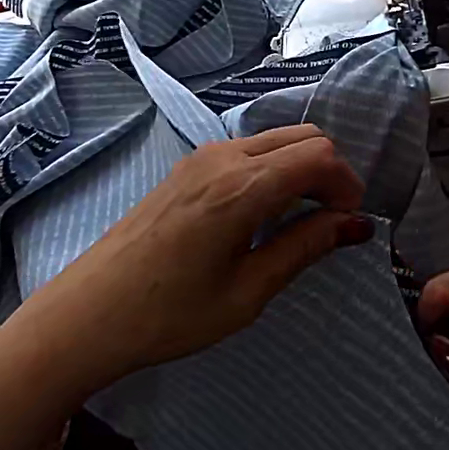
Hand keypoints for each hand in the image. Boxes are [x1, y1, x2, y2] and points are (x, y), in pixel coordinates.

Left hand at [0, 126, 370, 449]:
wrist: (94, 308)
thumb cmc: (171, 313)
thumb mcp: (247, 292)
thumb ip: (303, 248)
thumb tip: (355, 223)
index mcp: (241, 186)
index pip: (319, 155)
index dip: (346, 184)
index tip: (349, 224)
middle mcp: (222, 156)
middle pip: (300, 136)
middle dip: (328, 172)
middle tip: (330, 223)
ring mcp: (199, 156)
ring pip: (272, 139)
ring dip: (299, 168)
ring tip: (298, 222)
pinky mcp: (185, 166)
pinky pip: (245, 150)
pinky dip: (271, 169)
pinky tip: (262, 213)